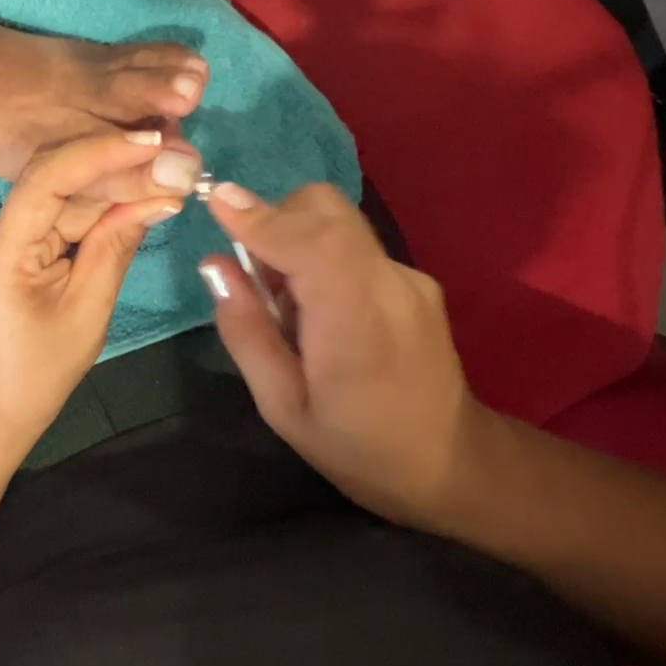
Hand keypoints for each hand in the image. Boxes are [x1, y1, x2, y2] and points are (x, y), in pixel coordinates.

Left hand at [0, 131, 192, 430]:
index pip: (47, 178)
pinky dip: (106, 203)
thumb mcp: (90, 306)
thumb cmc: (46, 363)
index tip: (152, 143)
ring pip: (70, 191)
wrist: (7, 393)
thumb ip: (117, 243)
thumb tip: (162, 192)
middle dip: (122, 165)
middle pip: (61, 179)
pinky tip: (147, 190)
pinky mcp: (25, 234)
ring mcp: (9, 228)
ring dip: (121, 181)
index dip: (100, 153)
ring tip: (175, 170)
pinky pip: (68, 209)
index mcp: (2, 247)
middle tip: (180, 157)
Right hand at [200, 182, 486, 523]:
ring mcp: (409, 278)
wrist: (450, 465)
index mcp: (356, 322)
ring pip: (338, 222)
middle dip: (275, 219)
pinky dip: (320, 258)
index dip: (260, 217)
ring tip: (286, 304)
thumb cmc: (356, 447)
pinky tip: (317, 312)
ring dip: (295, 239)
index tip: (214, 200)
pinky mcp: (415, 281)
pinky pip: (353, 246)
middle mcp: (390, 284)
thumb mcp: (281, 405)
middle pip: (325, 209)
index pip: (310, 242)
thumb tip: (215, 265)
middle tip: (253, 275)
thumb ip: (246, 331)